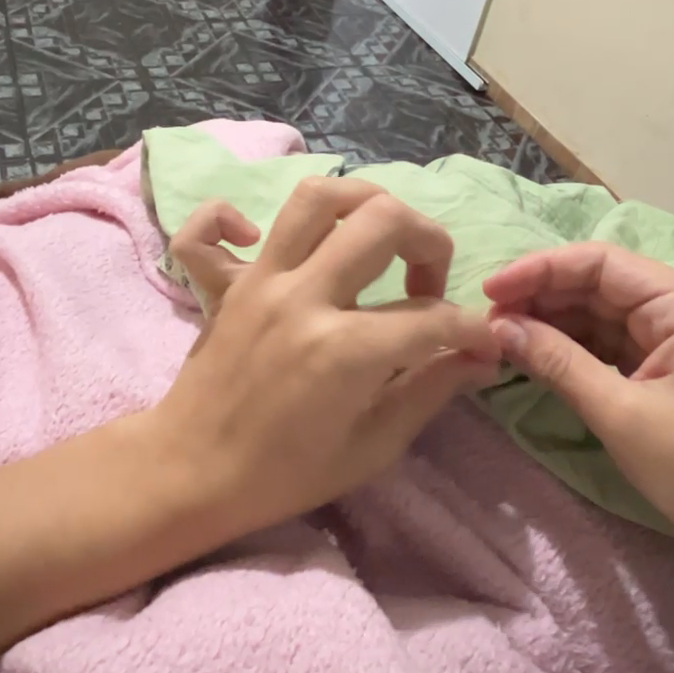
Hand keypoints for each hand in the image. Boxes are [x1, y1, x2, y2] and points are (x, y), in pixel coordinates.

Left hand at [142, 178, 500, 536]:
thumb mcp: (372, 447)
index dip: (473, 330)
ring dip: (361, 202)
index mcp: (345, 350)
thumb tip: (480, 356)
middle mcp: (303, 297)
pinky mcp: (227, 283)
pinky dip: (231, 217)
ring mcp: (259, 281)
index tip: (481, 344)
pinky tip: (259, 238)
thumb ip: (430, 391)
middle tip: (426, 282)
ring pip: (315, 197)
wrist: (192, 475)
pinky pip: (209, 226)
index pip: (433, 315)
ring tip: (376, 236)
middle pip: (384, 221)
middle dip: (430, 241)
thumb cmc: (285, 475)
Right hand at [483, 243, 673, 563]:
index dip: (539, 270)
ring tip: (502, 338)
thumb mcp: (621, 413)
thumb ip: (556, 361)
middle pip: (598, 285)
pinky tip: (535, 357)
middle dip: (541, 297)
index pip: (600, 263)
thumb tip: (497, 326)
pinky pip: (609, 346)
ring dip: (552, 324)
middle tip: (488, 320)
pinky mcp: (668, 375)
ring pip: (600, 315)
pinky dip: (572, 350)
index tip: (489, 291)